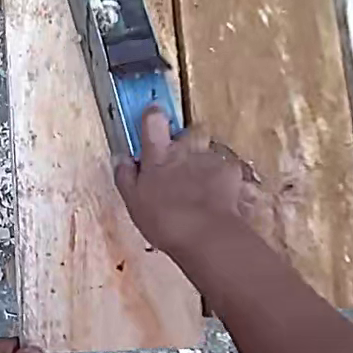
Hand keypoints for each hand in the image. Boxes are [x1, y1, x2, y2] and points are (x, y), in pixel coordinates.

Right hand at [114, 105, 248, 257]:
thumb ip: (126, 176)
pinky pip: (224, 170)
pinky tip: (216, 201)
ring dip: (202, 168)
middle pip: (185, 136)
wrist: (206, 235)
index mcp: (158, 155)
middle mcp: (185, 150)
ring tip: (198, 194)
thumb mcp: (134, 202)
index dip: (153, 117)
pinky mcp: (231, 171)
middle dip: (183, 148)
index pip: (153, 120)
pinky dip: (221, 182)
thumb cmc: (165, 221)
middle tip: (178, 174)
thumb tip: (121, 159)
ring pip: (205, 155)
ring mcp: (210, 159)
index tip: (152, 120)